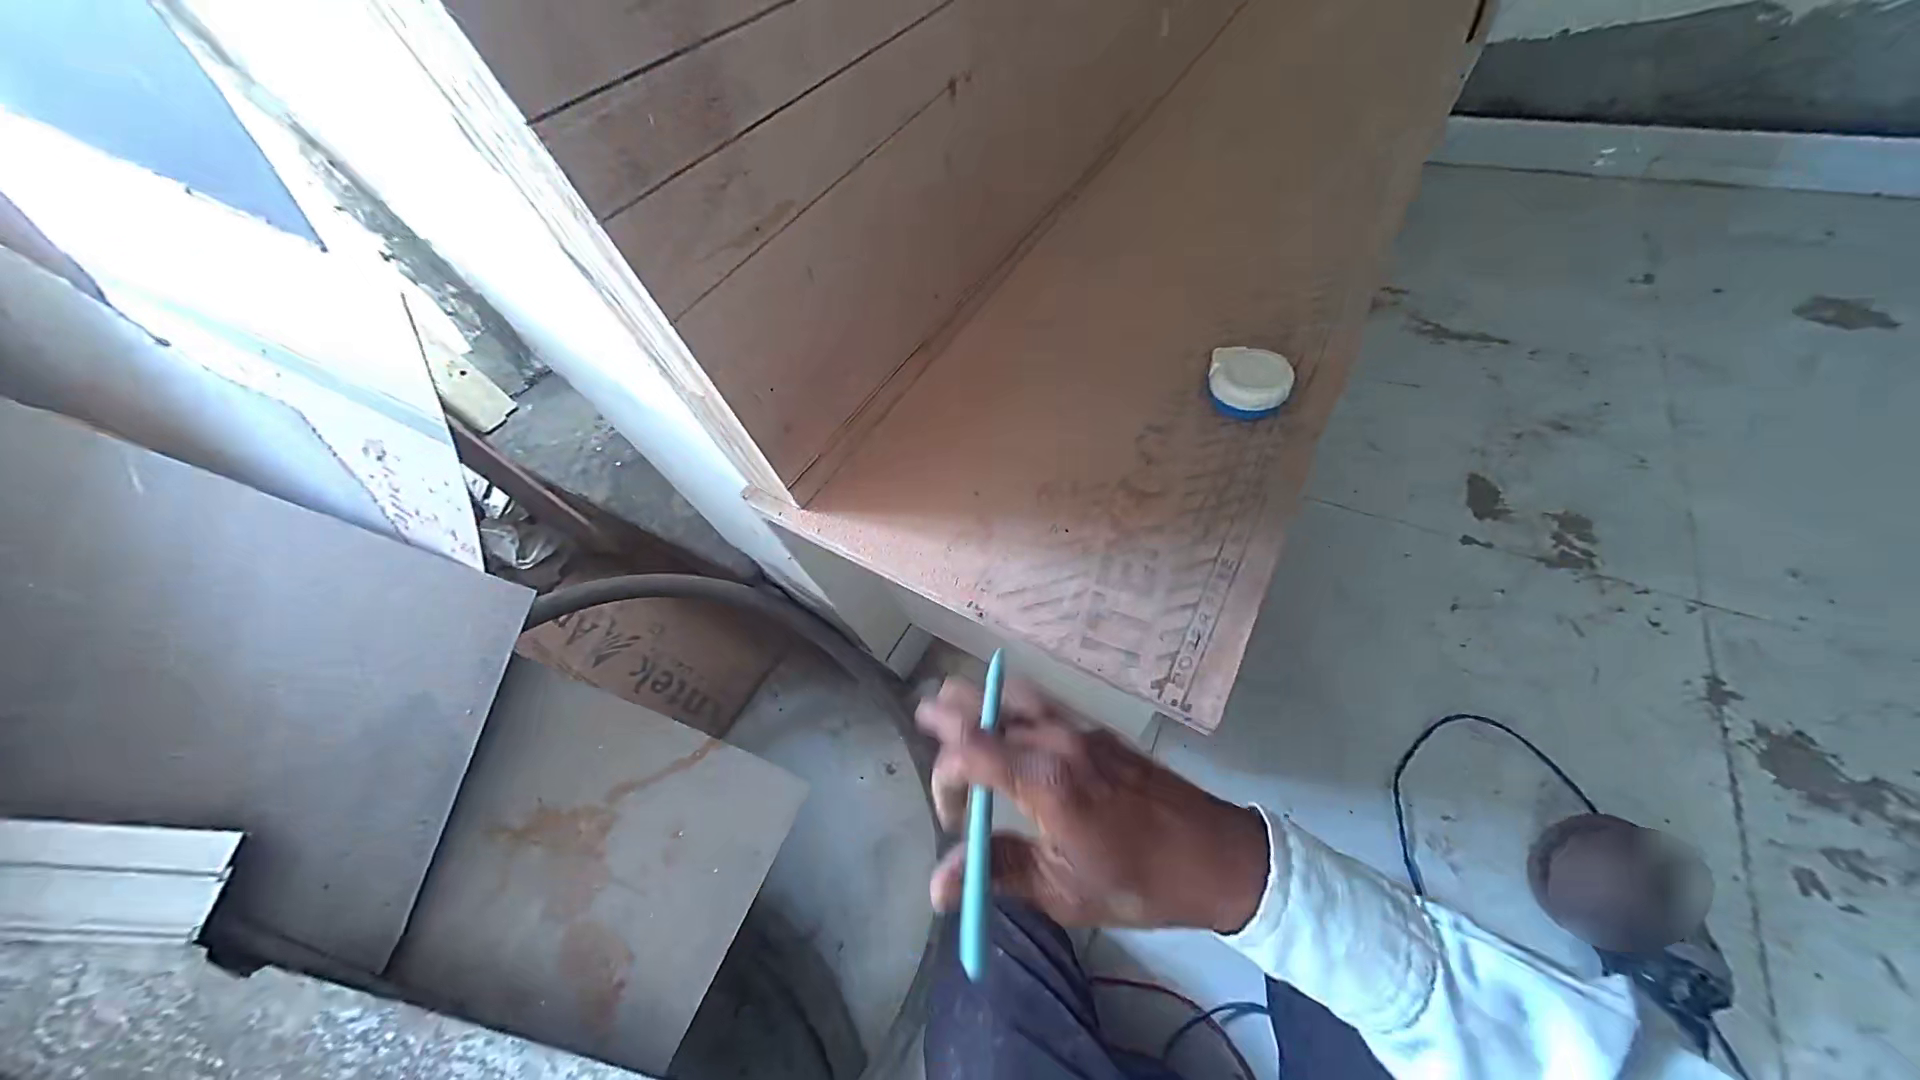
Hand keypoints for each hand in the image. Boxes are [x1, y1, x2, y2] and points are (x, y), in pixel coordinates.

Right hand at [918, 677, 1269, 932]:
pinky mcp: (1094, 727)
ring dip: (978, 703)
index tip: (951, 819)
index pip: (968, 752)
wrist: (1216, 854)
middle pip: (983, 706)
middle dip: (947, 717)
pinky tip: (1006, 720)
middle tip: (924, 724)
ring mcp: (1077, 726)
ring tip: (954, 714)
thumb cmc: (1137, 882)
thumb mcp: (1063, 891)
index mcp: (1045, 781)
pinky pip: (1039, 701)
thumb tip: (936, 887)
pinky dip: (1009, 704)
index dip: (944, 780)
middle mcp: (1056, 739)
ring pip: (1011, 693)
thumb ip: (997, 873)